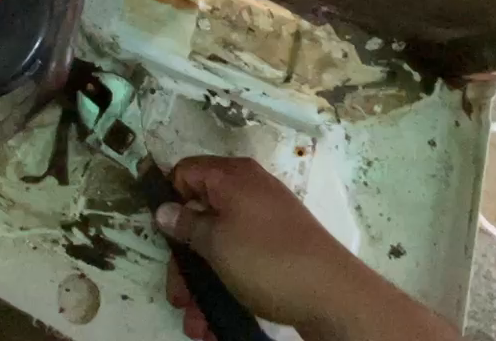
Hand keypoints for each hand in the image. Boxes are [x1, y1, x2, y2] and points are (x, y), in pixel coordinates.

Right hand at [156, 157, 461, 340]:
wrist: (335, 296)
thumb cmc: (265, 258)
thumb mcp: (215, 242)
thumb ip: (186, 225)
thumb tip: (164, 209)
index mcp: (232, 176)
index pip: (186, 172)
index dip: (169, 199)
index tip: (160, 234)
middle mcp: (248, 190)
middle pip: (201, 215)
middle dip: (185, 259)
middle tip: (177, 295)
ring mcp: (266, 220)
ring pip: (221, 245)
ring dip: (203, 283)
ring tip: (195, 322)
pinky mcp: (280, 249)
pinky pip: (242, 260)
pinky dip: (227, 285)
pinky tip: (216, 320)